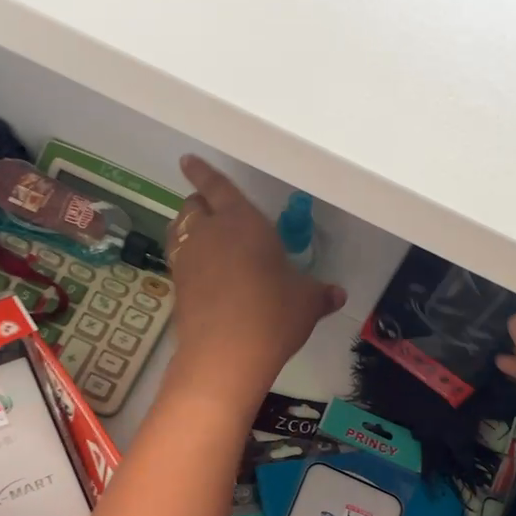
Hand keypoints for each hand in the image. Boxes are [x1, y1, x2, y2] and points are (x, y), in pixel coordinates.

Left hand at [164, 156, 344, 397]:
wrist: (226, 354)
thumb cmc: (273, 315)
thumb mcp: (306, 303)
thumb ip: (319, 294)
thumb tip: (338, 295)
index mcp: (242, 220)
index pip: (217, 186)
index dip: (203, 172)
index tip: (188, 161)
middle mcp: (209, 232)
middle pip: (193, 206)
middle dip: (199, 203)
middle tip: (210, 210)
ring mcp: (188, 260)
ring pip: (180, 232)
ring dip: (188, 230)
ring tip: (203, 240)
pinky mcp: (177, 288)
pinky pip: (180, 262)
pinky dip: (188, 261)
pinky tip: (203, 275)